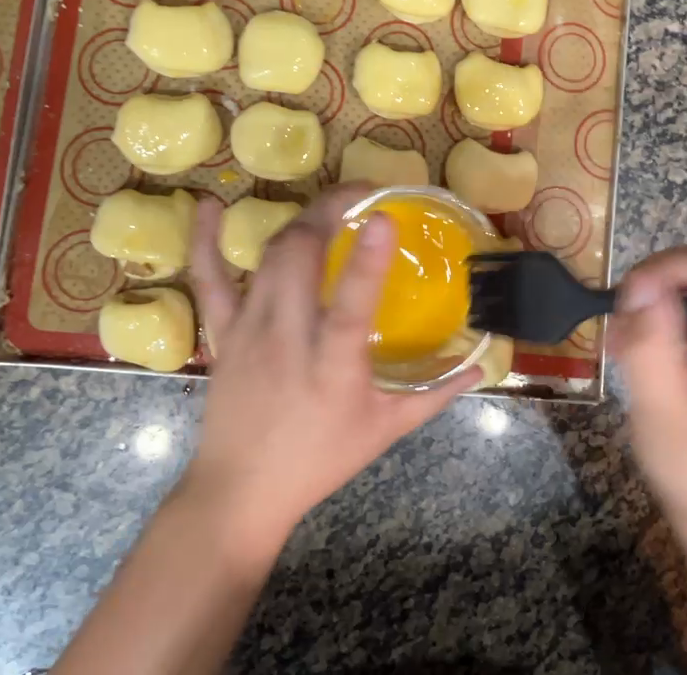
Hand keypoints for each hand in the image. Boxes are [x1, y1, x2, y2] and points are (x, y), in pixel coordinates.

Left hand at [181, 184, 477, 553]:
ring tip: (329, 205)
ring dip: (299, 221)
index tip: (383, 217)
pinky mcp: (222, 333)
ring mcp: (248, 331)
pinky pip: (208, 280)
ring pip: (269, 258)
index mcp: (332, 368)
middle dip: (327, 212)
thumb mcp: (387, 430)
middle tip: (362, 196)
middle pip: (298, 259)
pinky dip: (205, 241)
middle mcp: (286, 340)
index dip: (366, 260)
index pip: (349, 307)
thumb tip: (481, 364)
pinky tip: (212, 207)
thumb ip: (436, 394)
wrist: (241, 490)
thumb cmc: (320, 460)